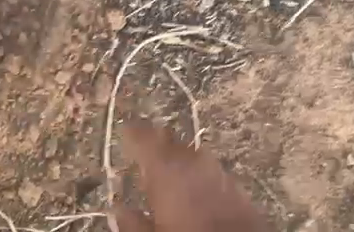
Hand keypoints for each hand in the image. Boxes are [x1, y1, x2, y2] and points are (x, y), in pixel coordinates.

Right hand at [112, 121, 267, 231]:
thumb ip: (133, 222)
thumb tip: (117, 209)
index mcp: (164, 168)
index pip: (142, 136)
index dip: (131, 132)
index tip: (123, 132)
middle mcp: (190, 160)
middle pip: (168, 139)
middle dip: (155, 142)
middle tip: (144, 151)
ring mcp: (216, 170)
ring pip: (191, 153)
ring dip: (179, 157)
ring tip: (170, 171)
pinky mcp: (235, 185)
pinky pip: (210, 170)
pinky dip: (199, 173)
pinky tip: (196, 188)